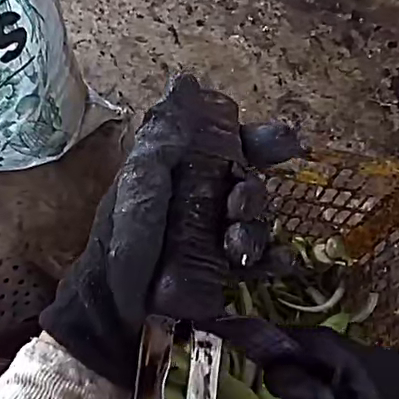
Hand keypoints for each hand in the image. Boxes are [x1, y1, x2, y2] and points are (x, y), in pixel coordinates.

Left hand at [41, 76, 300, 385]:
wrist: (114, 314)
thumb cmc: (120, 248)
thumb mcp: (137, 189)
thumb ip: (162, 144)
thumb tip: (187, 84)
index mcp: (182, 174)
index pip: (230, 146)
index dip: (260, 141)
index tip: (284, 144)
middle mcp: (203, 200)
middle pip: (250, 184)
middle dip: (253, 192)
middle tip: (239, 202)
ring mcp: (216, 236)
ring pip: (257, 221)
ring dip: (256, 228)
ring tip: (236, 246)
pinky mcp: (225, 270)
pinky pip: (262, 259)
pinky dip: (274, 259)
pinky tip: (278, 263)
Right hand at [213, 324, 398, 398]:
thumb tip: (275, 369)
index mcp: (368, 366)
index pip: (320, 340)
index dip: (289, 341)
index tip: (264, 348)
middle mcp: (383, 359)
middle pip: (331, 353)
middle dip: (304, 369)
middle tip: (286, 393)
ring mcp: (395, 372)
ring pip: (345, 367)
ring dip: (323, 382)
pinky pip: (360, 379)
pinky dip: (341, 392)